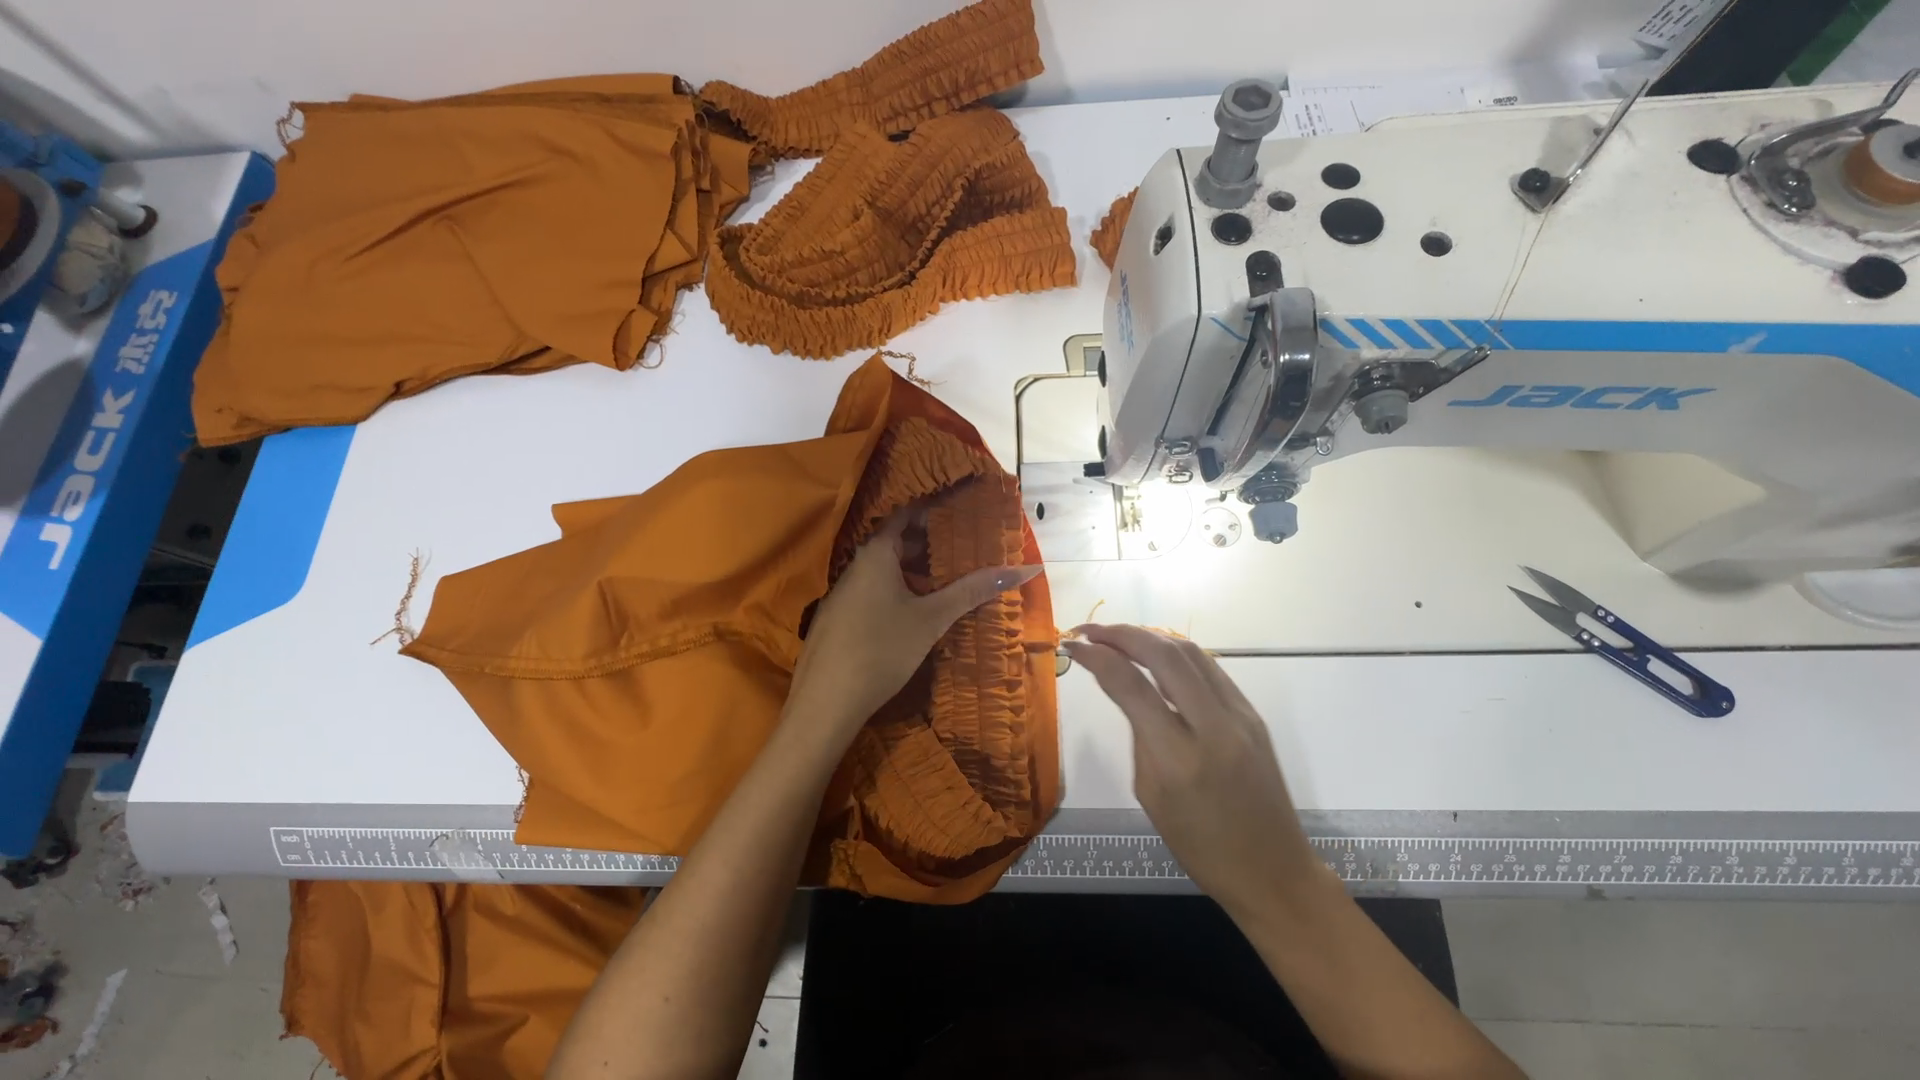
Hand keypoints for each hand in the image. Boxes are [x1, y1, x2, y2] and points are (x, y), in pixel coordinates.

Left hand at [787, 508, 1040, 735]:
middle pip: (894, 543)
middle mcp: (855, 566)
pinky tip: (914, 614)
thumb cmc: (882, 649)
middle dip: (928, 544)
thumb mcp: (932, 619)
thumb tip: (1025, 569)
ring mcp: (842, 594)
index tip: (960, 511)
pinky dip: (895, 592)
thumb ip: (972, 591)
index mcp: (876, 554)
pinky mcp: (837, 620)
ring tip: (947, 581)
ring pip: (883, 571)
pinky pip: (871, 592)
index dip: (932, 510)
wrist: (825, 702)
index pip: (905, 515)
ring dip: (913, 572)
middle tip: (963, 549)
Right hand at [1063, 624, 1320, 915]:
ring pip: (1191, 653)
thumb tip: (1129, 692)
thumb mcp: (1151, 796)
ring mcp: (1240, 716)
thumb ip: (1140, 737)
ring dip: (1150, 637)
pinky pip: (1210, 669)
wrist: (1272, 870)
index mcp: (1179, 758)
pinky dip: (1177, 654)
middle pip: (1164, 655)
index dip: (1097, 657)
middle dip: (1123, 634)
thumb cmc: (1200, 847)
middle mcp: (1213, 726)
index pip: (1130, 686)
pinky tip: (1156, 656)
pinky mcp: (1253, 714)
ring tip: (1118, 637)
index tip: (1072, 644)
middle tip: (1090, 630)